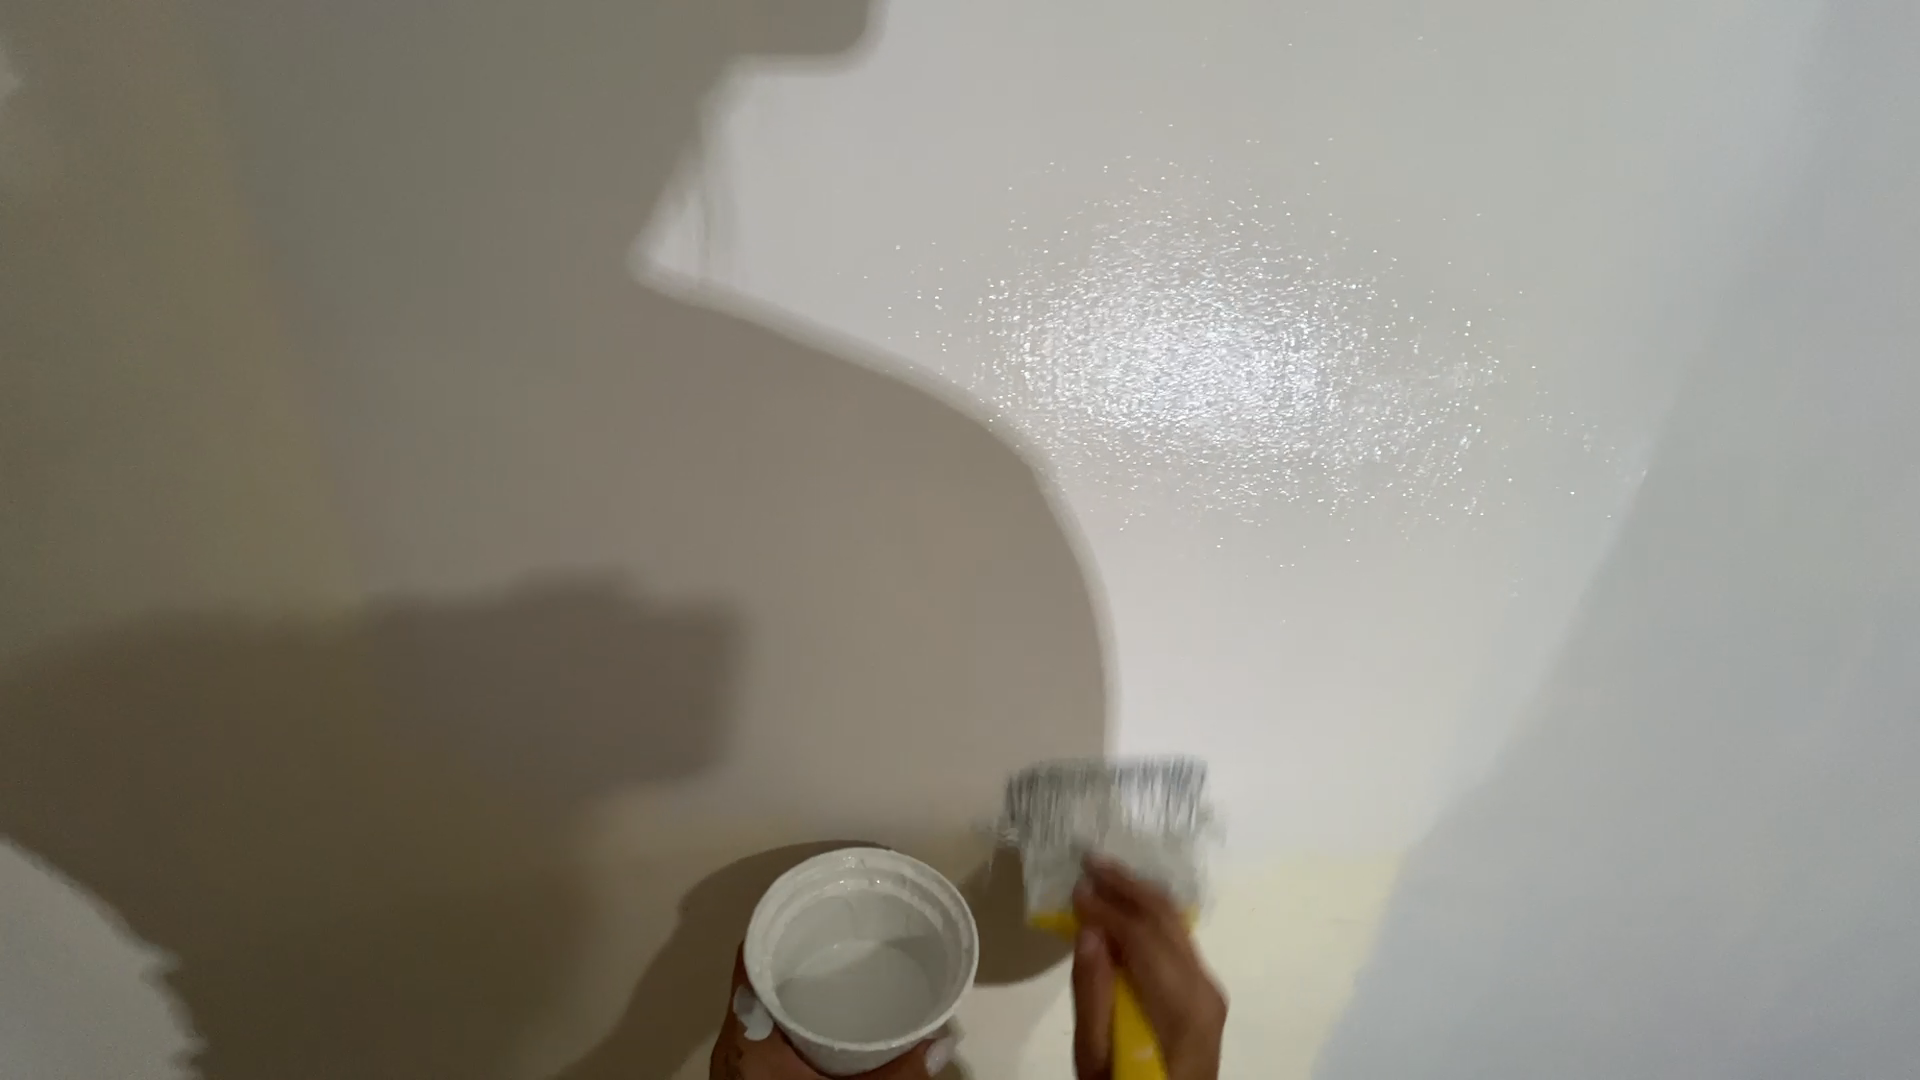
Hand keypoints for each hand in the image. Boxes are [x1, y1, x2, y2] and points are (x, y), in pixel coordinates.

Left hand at [709, 947, 955, 1079]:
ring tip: (833, 955)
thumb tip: (948, 1039)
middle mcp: (732, 1043)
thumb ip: (898, 1074)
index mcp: (746, 1037)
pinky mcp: (746, 1077)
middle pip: (753, 975)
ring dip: (787, 977)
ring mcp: (735, 1063)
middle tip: (837, 927)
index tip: (809, 901)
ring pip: (756, 1001)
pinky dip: (785, 1007)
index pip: (748, 959)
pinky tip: (817, 1006)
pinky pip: (760, 1023)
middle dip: (792, 946)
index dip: (773, 924)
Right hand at [1070, 858, 1226, 1079]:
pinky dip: (1146, 914)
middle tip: (1089, 860)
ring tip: (1101, 873)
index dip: (1107, 907)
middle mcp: (1204, 988)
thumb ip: (1093, 994)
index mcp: (1181, 1007)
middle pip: (1164, 918)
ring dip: (1136, 893)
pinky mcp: (1203, 989)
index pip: (1143, 937)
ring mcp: (1208, 987)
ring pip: (1173, 921)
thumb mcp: (1096, 1058)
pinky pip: (1174, 936)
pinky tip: (1121, 903)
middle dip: (1125, 884)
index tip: (1075, 887)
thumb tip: (1087, 930)